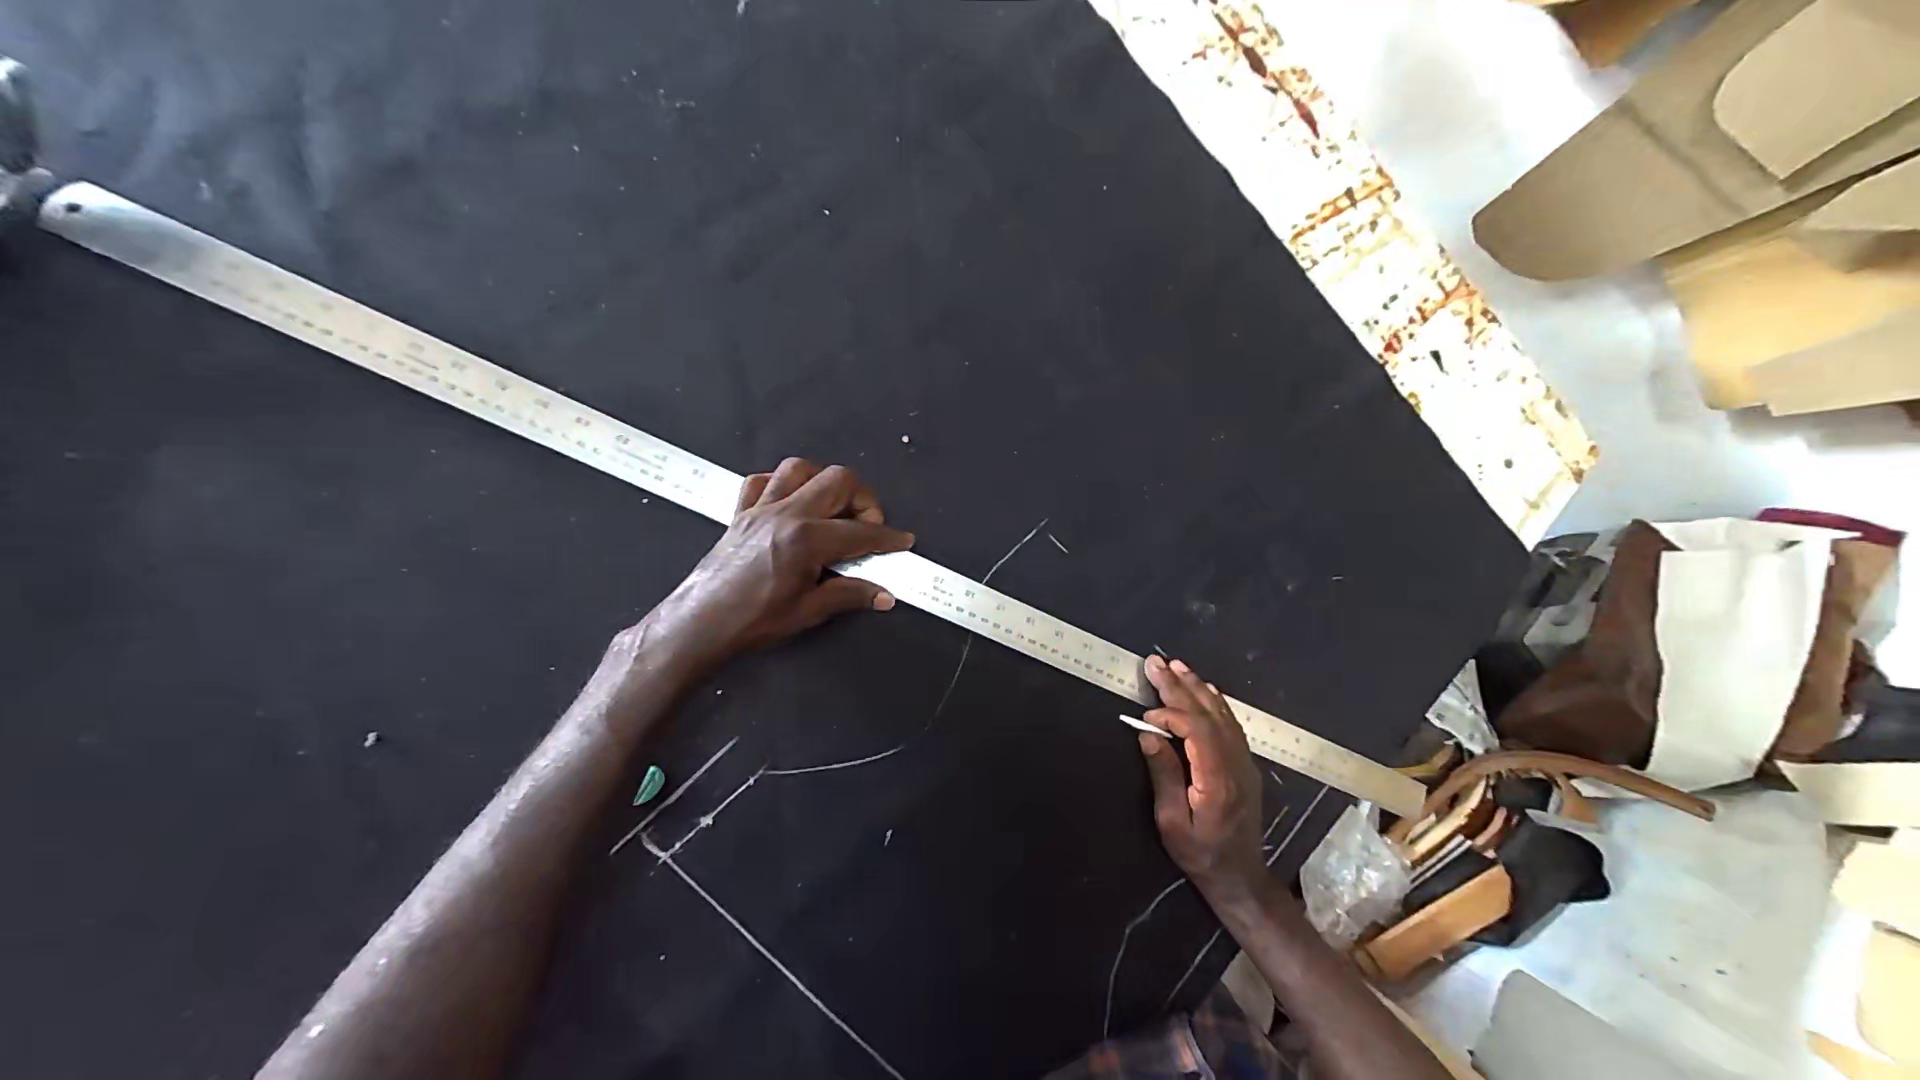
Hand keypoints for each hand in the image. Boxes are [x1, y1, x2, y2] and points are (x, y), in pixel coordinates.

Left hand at [641, 458, 913, 667]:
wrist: (700, 624)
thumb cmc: (748, 620)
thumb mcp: (808, 611)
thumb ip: (850, 595)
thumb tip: (881, 594)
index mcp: (804, 539)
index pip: (860, 533)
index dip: (888, 538)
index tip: (901, 542)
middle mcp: (784, 514)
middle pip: (838, 480)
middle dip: (865, 499)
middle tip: (869, 526)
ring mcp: (760, 509)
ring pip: (800, 469)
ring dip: (824, 483)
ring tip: (834, 508)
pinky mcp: (742, 514)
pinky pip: (762, 481)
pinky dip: (781, 484)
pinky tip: (792, 503)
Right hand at [1137, 654, 1268, 906]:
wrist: (1241, 877)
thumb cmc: (1200, 854)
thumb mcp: (1171, 822)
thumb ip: (1164, 775)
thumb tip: (1149, 735)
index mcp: (1216, 779)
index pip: (1197, 730)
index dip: (1171, 714)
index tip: (1146, 716)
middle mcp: (1235, 763)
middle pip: (1208, 715)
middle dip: (1180, 687)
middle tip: (1156, 663)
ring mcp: (1244, 762)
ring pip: (1222, 715)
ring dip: (1197, 688)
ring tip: (1176, 666)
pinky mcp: (1245, 764)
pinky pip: (1230, 724)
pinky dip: (1215, 702)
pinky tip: (1205, 690)